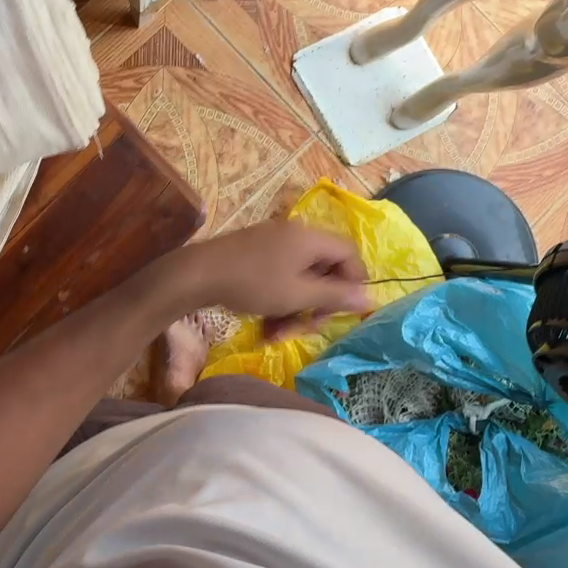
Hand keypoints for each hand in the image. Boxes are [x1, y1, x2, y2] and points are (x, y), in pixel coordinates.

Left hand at [157, 220, 369, 325]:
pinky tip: (265, 326)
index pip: (350, 254)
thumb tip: (369, 297)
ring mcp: (274, 242)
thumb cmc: (253, 283)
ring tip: (276, 333)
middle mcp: (295, 234)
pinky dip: (279, 301)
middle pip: (325, 269)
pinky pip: (281, 277)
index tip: (343, 311)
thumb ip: (336, 296)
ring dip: (295, 309)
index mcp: (311, 237)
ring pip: (301, 278)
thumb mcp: (298, 294)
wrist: (197, 274)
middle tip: (304, 328)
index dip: (353, 284)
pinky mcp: (256, 254)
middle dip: (317, 304)